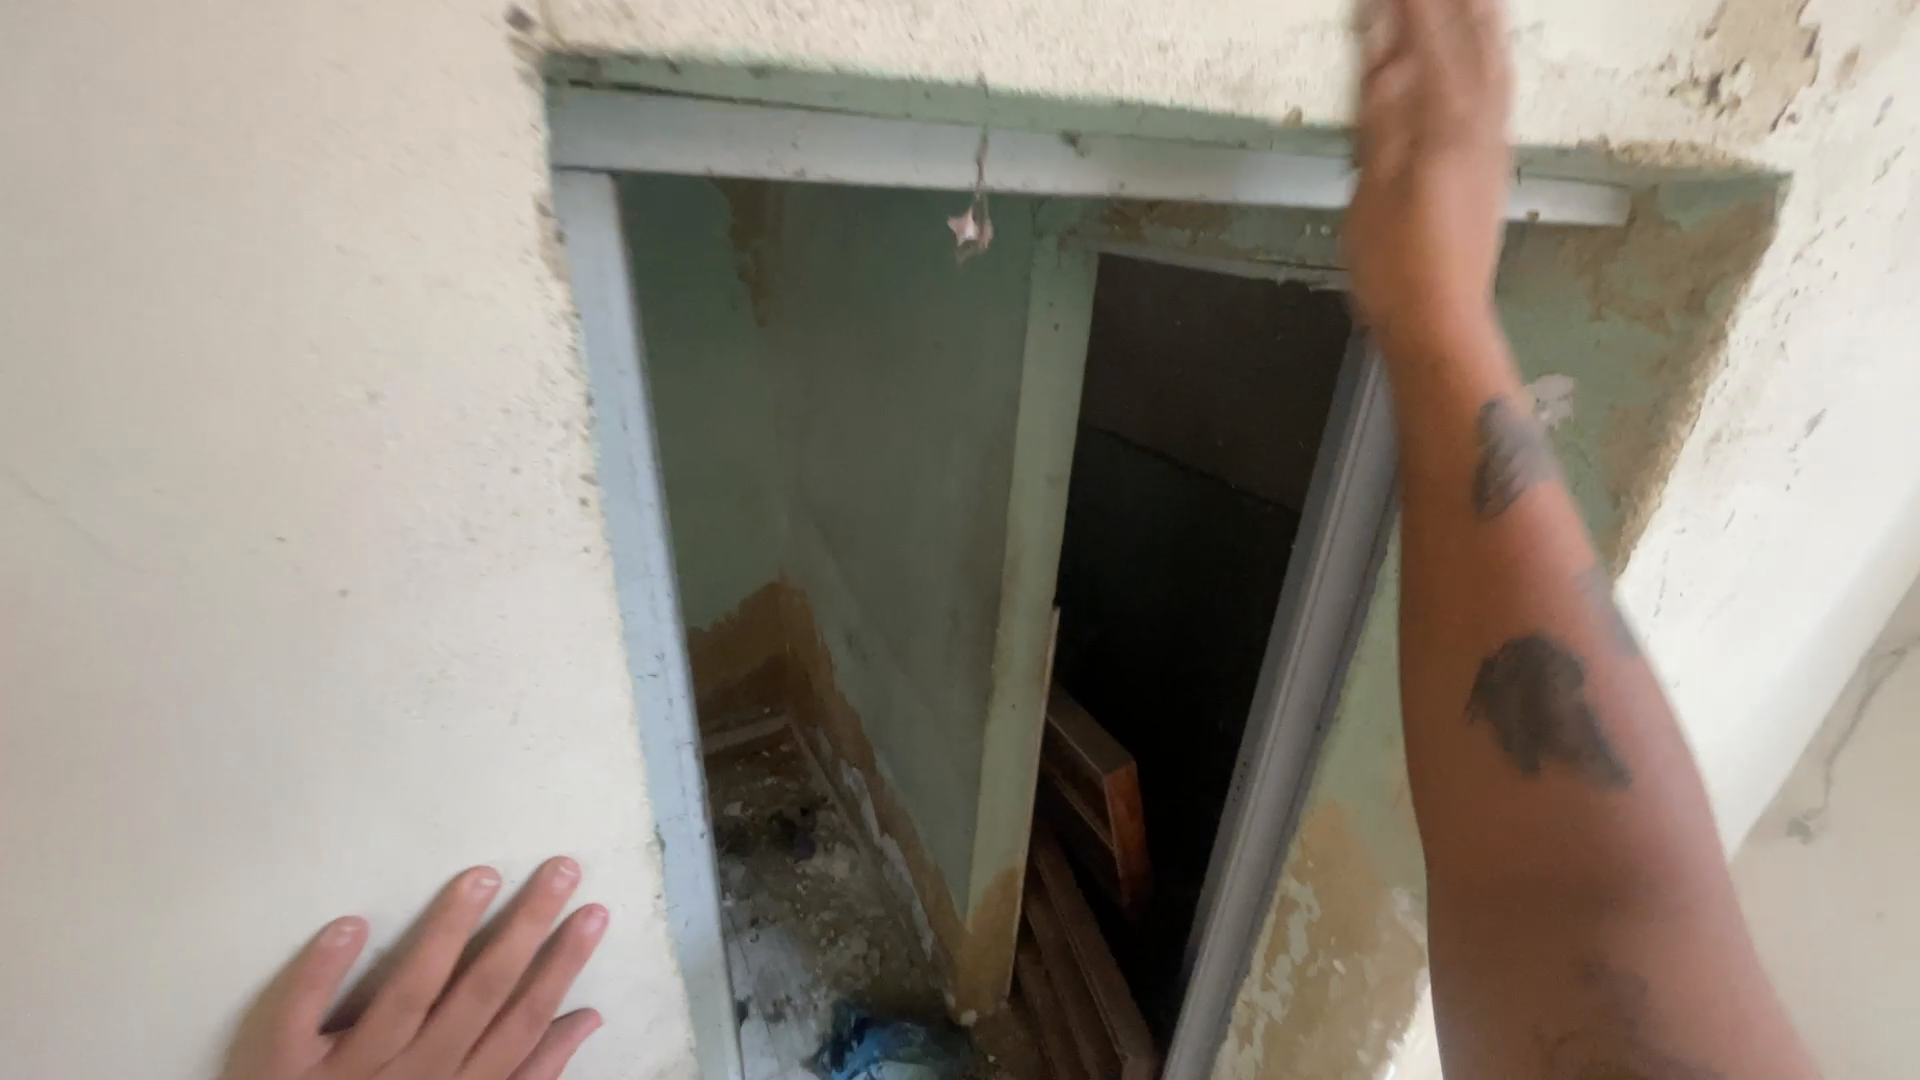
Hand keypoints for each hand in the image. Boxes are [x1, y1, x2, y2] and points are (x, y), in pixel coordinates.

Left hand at [229, 857, 607, 1079]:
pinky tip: (350, 923)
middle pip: (481, 993)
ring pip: (407, 994)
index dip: (563, 966)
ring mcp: (347, 1076)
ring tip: (482, 874)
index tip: (594, 912)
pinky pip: (296, 1022)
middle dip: (526, 927)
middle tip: (562, 868)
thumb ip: (532, 1073)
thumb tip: (590, 1016)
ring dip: (446, 932)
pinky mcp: (278, 1074)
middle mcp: (417, 1077)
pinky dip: (320, 976)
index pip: (525, 1020)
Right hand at [1345, 0, 1512, 349]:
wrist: (1441, 319)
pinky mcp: (1493, 164)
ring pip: (1494, 59)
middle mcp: (1480, 122)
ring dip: (1481, 16)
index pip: (1426, 43)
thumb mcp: (1373, 197)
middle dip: (1451, 0)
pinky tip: (1485, 55)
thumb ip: (1383, 124)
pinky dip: (1490, 54)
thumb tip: (1387, 59)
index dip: (1407, 5)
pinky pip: (1499, 87)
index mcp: (1443, 127)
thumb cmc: (1395, 267)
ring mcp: (1492, 143)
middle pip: (1473, 38)